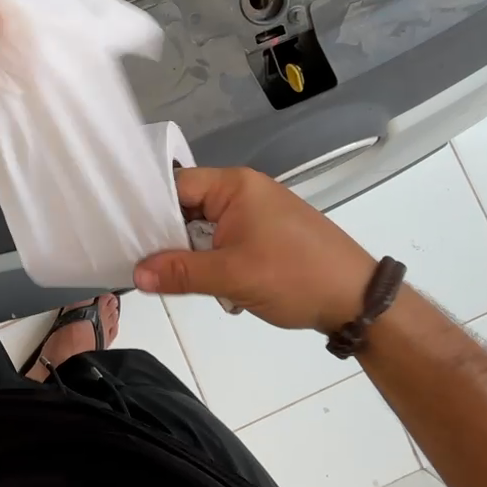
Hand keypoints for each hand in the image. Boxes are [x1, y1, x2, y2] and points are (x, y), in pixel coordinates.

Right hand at [134, 166, 379, 332]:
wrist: (361, 301)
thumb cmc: (295, 276)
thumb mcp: (232, 276)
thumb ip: (180, 272)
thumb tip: (135, 274)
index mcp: (234, 185)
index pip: (176, 186)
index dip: (150, 209)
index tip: (125, 233)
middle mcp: (244, 190)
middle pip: (189, 206)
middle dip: (173, 237)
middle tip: (148, 262)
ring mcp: (259, 211)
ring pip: (207, 227)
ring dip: (196, 253)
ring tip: (181, 279)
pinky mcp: (269, 233)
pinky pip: (227, 239)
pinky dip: (217, 260)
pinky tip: (216, 285)